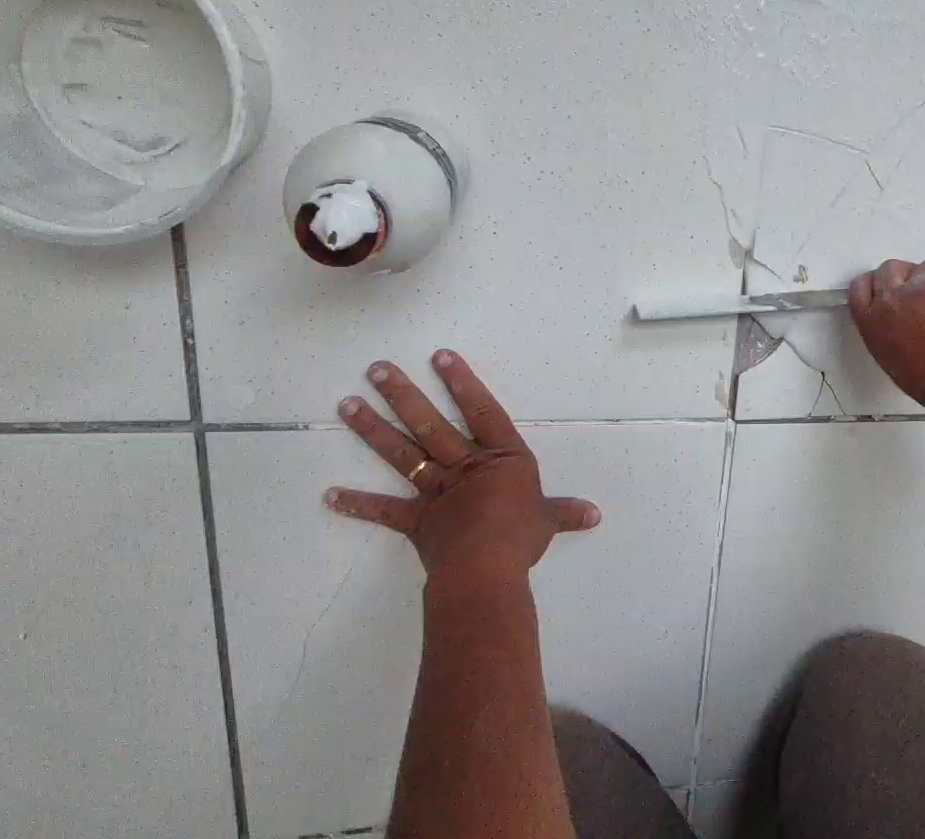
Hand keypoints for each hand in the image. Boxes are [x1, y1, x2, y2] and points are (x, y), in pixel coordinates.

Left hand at [323, 350, 599, 585]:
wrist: (487, 568)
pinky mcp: (416, 521)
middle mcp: (464, 466)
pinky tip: (330, 494)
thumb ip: (565, 512)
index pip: (482, 412)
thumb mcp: (548, 520)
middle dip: (402, 394)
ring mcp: (436, 491)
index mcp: (500, 458)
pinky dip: (358, 504)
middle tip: (376, 369)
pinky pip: (384, 511)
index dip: (462, 383)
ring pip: (402, 454)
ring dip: (372, 429)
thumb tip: (594, 514)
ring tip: (346, 404)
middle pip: (430, 424)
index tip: (440, 356)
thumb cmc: (520, 536)